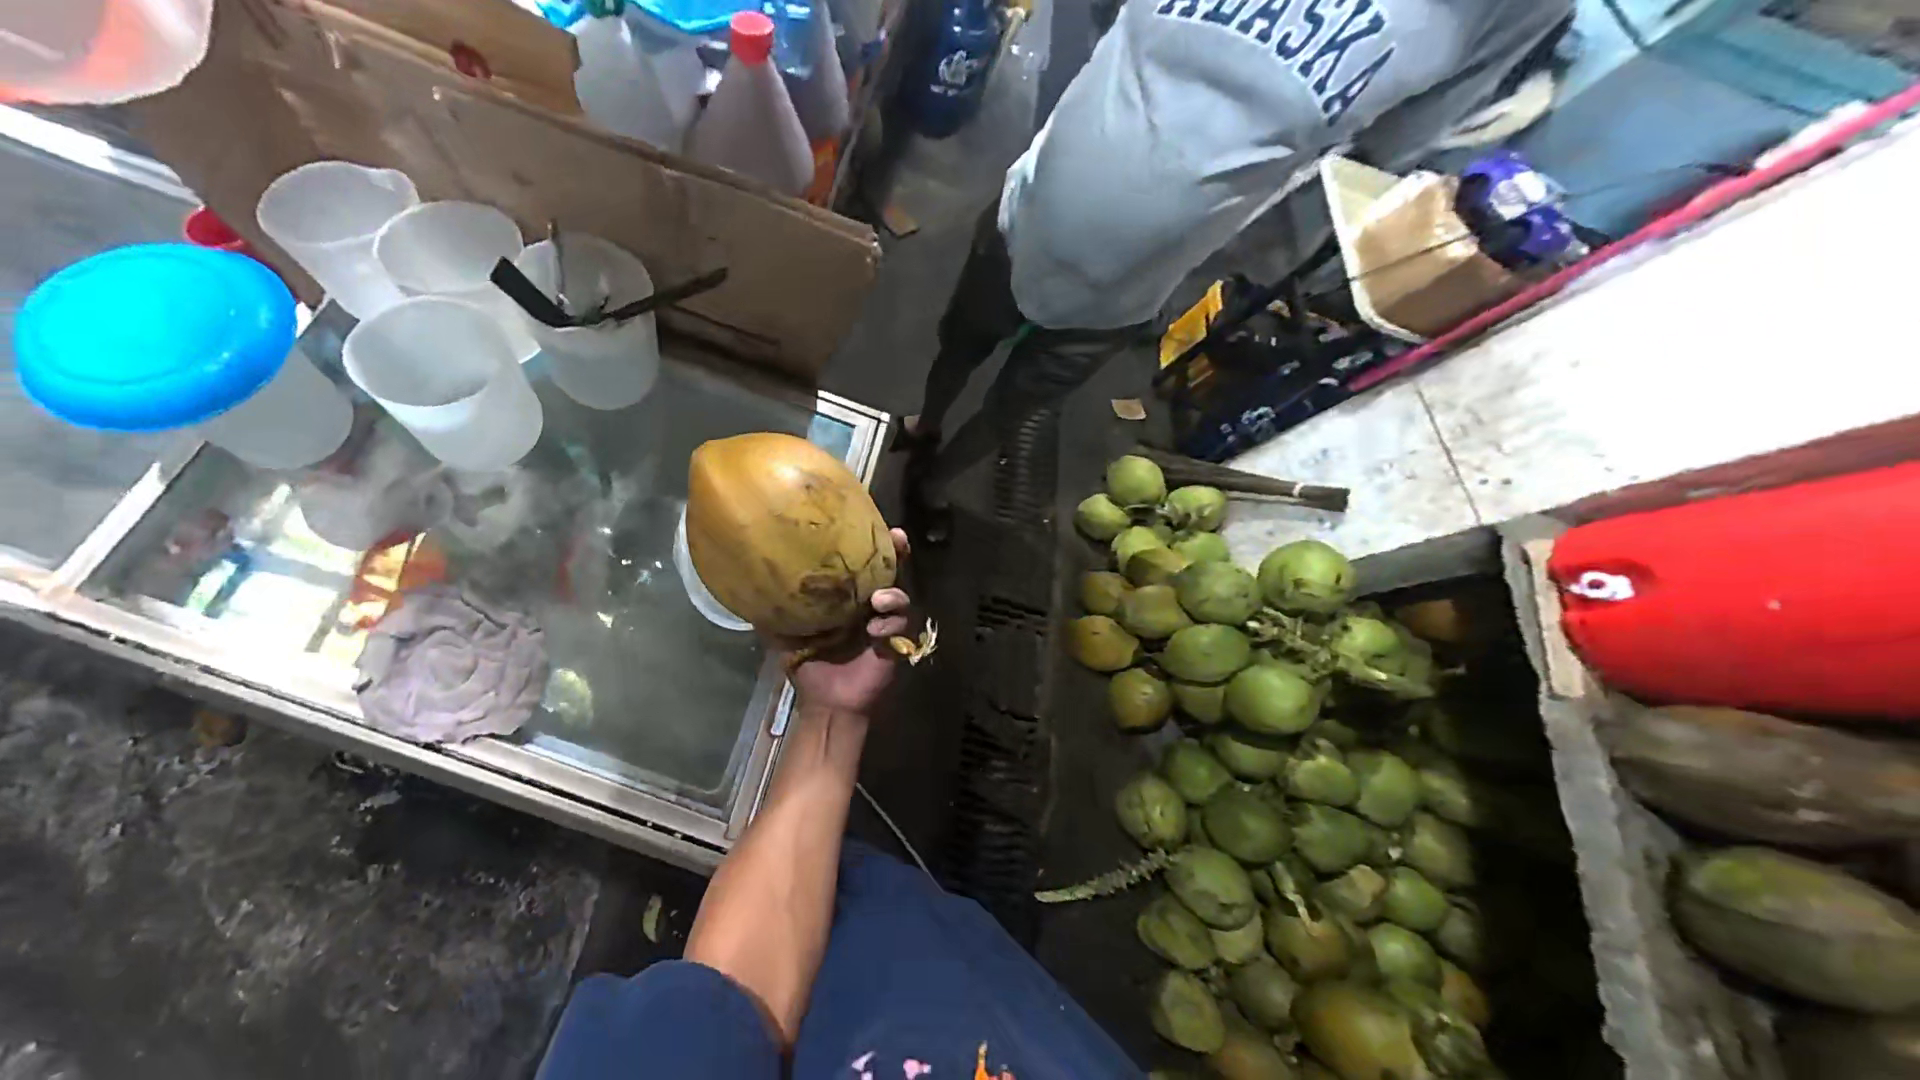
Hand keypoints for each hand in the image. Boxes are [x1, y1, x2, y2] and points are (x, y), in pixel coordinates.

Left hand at [780, 528, 912, 717]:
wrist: (826, 703)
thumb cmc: (806, 664)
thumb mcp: (783, 633)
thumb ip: (772, 609)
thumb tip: (746, 580)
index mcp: (846, 598)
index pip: (861, 564)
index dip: (868, 544)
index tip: (871, 526)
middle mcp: (868, 604)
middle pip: (890, 571)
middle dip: (897, 553)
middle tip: (898, 540)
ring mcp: (884, 623)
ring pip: (900, 596)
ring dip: (893, 594)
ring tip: (879, 599)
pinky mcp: (895, 643)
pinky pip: (902, 625)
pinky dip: (892, 623)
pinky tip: (876, 628)